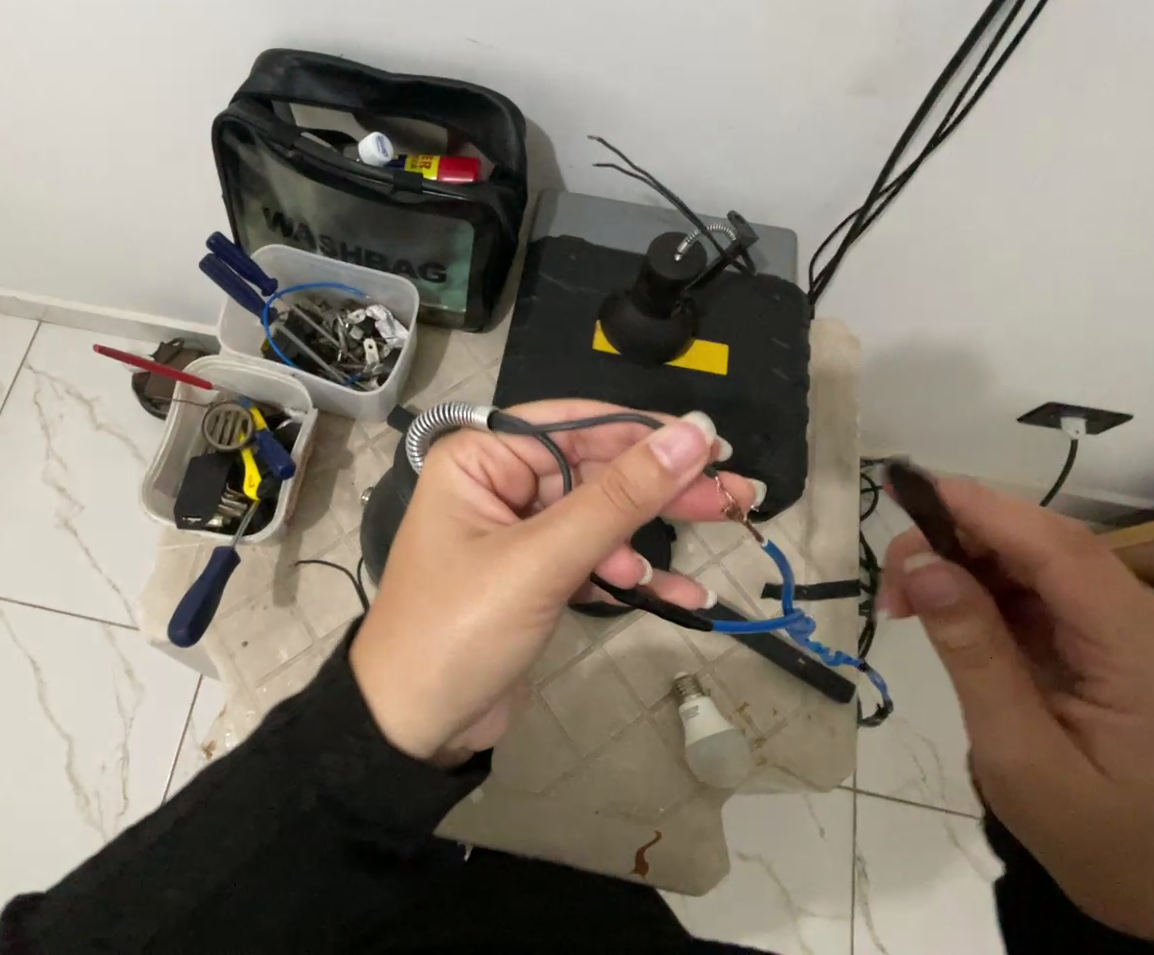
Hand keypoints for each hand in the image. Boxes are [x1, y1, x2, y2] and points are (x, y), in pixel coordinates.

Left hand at [350, 401, 758, 766]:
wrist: (415, 728)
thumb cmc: (461, 628)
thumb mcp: (542, 560)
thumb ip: (619, 498)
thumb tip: (691, 435)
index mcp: (479, 459)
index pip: (572, 425)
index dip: (644, 431)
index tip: (713, 442)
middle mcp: (497, 484)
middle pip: (594, 469)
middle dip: (662, 485)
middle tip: (738, 494)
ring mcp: (517, 533)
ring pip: (600, 516)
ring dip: (657, 532)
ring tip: (727, 530)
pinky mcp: (534, 577)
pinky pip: (592, 559)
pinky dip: (633, 573)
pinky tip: (681, 594)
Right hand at [880, 477, 1153, 941]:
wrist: (1153, 892)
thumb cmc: (1087, 833)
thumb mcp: (1016, 750)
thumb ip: (973, 652)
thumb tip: (923, 566)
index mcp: (1144, 656)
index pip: (1064, 555)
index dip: (986, 512)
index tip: (911, 488)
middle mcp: (1148, 627)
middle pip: (1049, 548)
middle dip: (961, 538)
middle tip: (889, 573)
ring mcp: (1130, 634)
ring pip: (1038, 563)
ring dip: (965, 564)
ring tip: (901, 599)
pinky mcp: (1107, 644)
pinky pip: (1038, 593)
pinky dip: (981, 589)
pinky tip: (940, 609)